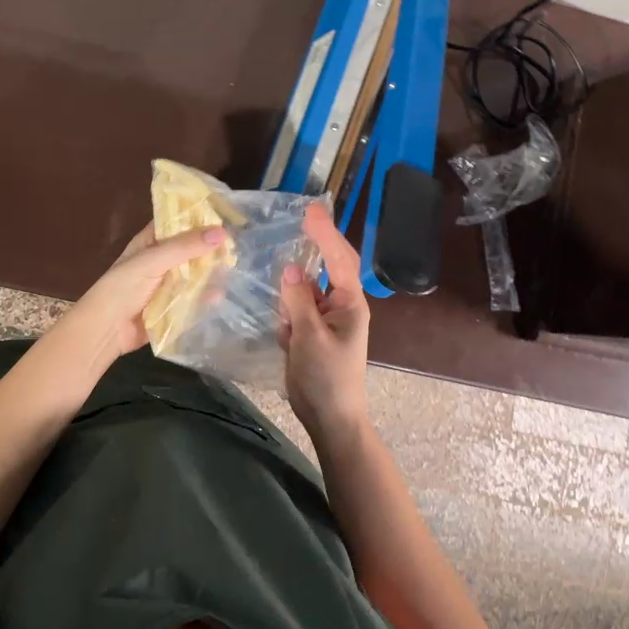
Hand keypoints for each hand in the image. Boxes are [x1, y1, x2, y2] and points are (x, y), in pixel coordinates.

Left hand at [56, 223, 226, 365]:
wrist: (107, 329)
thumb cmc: (123, 287)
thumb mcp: (152, 261)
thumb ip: (184, 247)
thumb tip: (221, 233)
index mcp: (150, 242)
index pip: (176, 222)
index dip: (197, 216)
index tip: (225, 213)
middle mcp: (160, 260)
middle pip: (189, 249)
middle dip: (210, 247)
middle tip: (238, 244)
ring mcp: (167, 284)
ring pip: (195, 273)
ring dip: (211, 271)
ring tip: (237, 267)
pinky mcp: (173, 306)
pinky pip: (193, 297)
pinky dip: (206, 296)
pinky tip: (221, 294)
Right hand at [278, 203, 371, 436]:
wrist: (330, 418)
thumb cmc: (327, 378)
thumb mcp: (310, 337)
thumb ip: (298, 301)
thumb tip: (289, 269)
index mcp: (350, 304)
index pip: (339, 259)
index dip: (325, 234)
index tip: (310, 210)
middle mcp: (340, 306)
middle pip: (324, 270)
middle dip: (313, 252)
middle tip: (300, 220)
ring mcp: (324, 321)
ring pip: (304, 291)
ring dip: (292, 292)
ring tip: (287, 295)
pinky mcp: (310, 334)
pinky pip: (295, 311)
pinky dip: (286, 311)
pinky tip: (279, 318)